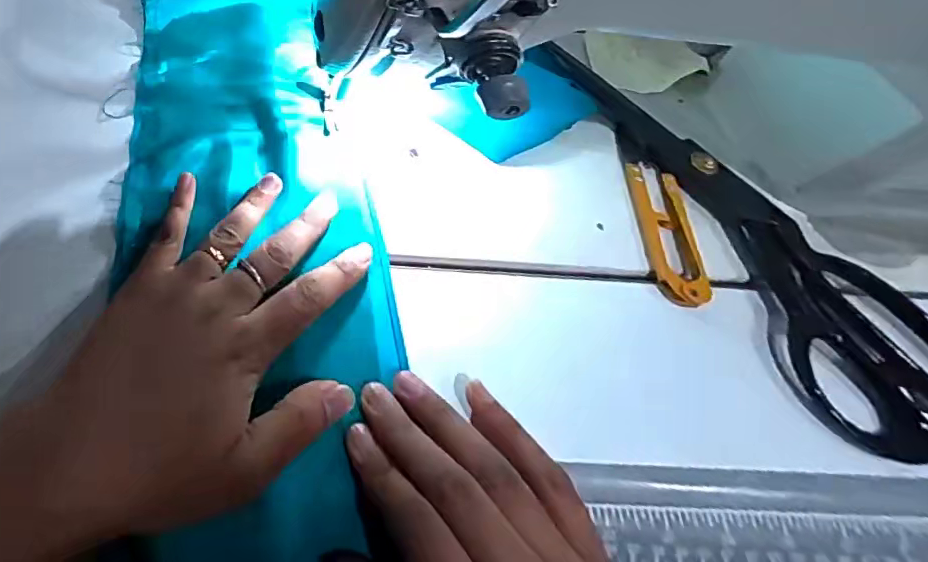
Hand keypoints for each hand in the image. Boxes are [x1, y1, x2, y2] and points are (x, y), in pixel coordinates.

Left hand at [0, 172, 373, 560]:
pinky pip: (163, 236)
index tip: (364, 249)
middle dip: (305, 226)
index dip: (339, 274)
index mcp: (246, 348)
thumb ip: (295, 426)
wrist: (77, 457)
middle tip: (329, 198)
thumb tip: (346, 390)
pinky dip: (176, 205)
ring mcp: (176, 289)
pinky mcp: (140, 286)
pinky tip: (186, 179)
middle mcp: (217, 306)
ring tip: (274, 179)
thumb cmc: (163, 469)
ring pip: (224, 236)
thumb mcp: (241, 471)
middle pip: (271, 257)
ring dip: (252, 205)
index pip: (306, 301)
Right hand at [347, 371, 606, 561]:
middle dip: (409, 437)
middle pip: (459, 489)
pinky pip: (551, 478)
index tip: (354, 432)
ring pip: (500, 472)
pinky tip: (478, 392)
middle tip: (372, 391)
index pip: (423, 527)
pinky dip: (513, 432)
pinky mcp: (593, 549)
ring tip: (409, 382)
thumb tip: (334, 551)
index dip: (384, 477)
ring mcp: (567, 559)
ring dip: (450, 421)